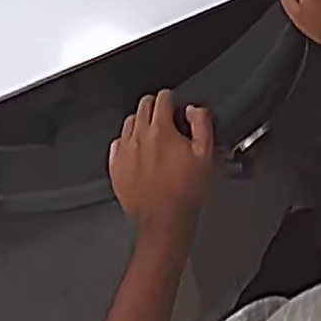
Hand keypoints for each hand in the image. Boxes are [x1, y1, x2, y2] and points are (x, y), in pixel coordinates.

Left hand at [108, 89, 215, 234]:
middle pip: (143, 106)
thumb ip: (202, 123)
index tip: (174, 104)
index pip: (162, 98)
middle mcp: (139, 138)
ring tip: (152, 132)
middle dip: (155, 106)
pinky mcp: (115, 169)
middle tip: (165, 115)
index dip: (171, 98)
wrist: (164, 221)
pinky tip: (138, 149)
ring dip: (141, 122)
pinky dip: (127, 141)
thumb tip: (193, 109)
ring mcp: (124, 153)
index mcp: (161, 131)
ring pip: (129, 123)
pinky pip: (116, 144)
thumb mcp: (205, 153)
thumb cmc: (186, 190)